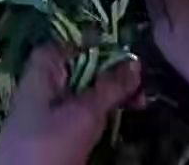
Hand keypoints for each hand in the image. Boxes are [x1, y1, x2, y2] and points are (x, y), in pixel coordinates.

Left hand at [0, 44, 141, 164]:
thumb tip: (136, 62)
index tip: (139, 67)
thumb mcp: (85, 113)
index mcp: (48, 59)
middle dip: (116, 79)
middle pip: (89, 67)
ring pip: (87, 91)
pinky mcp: (52, 128)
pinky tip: (116, 121)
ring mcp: (48, 101)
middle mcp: (47, 73)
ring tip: (137, 106)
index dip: (114, 54)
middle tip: (142, 94)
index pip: (87, 44)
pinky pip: (81, 112)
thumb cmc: (48, 144)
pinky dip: (99, 116)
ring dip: (111, 99)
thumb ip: (111, 86)